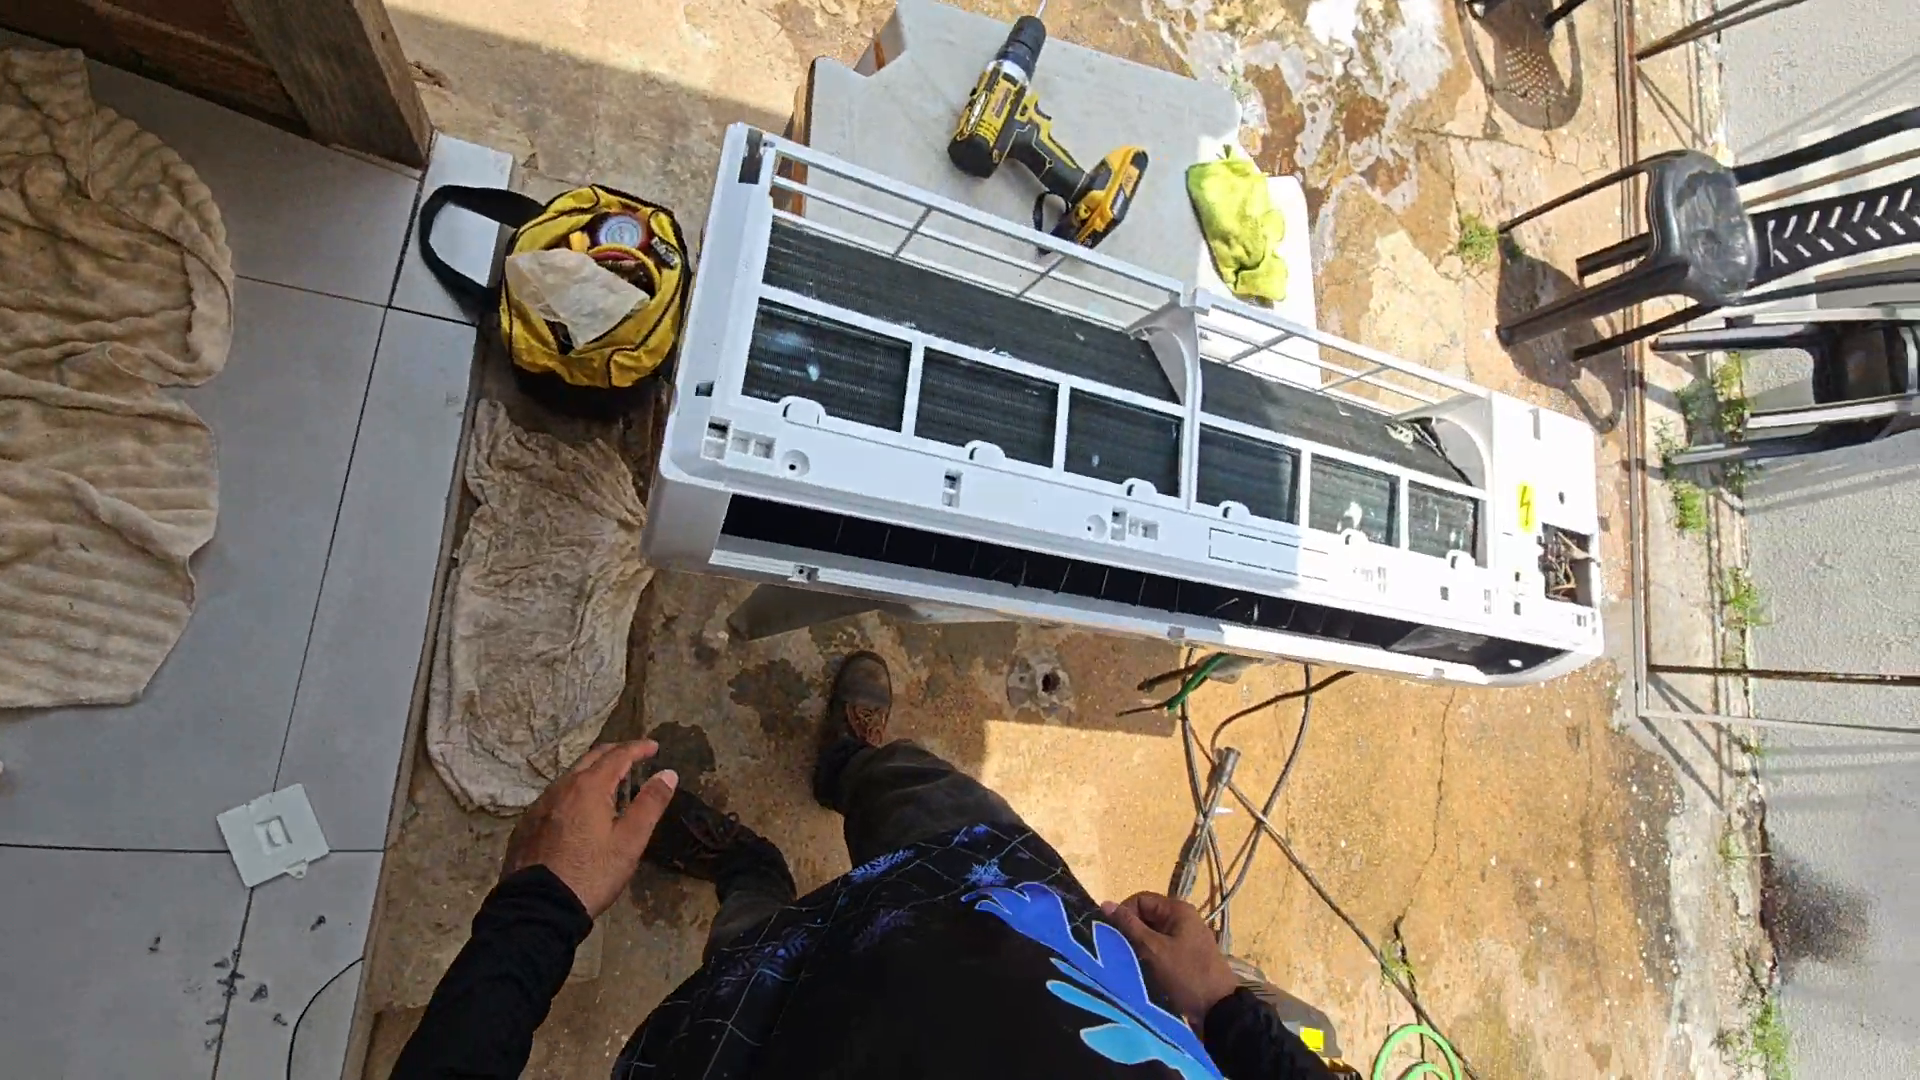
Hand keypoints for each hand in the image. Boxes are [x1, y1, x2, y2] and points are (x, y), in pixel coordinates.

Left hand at [501, 740, 677, 917]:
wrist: (536, 912)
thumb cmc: (591, 874)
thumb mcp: (630, 841)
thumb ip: (650, 803)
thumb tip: (668, 773)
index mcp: (588, 788)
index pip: (617, 755)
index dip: (638, 748)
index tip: (654, 747)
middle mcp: (560, 789)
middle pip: (590, 759)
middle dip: (614, 752)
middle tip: (634, 756)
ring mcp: (539, 807)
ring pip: (569, 777)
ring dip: (592, 771)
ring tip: (610, 782)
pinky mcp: (526, 826)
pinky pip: (554, 796)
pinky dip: (574, 791)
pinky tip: (579, 809)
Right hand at [1103, 891, 1239, 1026]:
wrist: (1220, 1012)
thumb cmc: (1186, 975)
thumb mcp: (1154, 950)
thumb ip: (1129, 925)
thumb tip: (1105, 903)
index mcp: (1177, 910)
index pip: (1140, 900)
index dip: (1124, 914)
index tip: (1115, 936)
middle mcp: (1183, 919)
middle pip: (1147, 917)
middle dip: (1132, 932)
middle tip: (1121, 952)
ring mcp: (1187, 938)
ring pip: (1153, 935)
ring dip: (1141, 947)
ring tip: (1131, 963)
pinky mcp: (1188, 957)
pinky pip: (1163, 949)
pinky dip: (1152, 957)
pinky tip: (1145, 972)